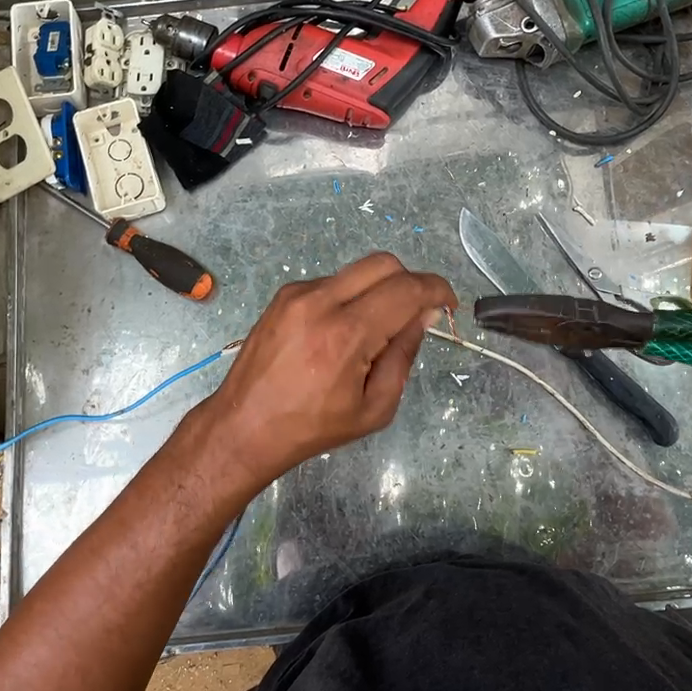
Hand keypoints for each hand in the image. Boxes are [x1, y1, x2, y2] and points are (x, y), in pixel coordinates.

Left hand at [194, 253, 456, 485]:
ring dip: (377, 291)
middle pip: (383, 263)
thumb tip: (422, 316)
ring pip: (356, 271)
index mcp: (346, 334)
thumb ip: (403, 356)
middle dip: (409, 282)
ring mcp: (297, 293)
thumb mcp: (374, 407)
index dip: (436, 290)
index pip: (406, 289)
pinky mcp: (283, 295)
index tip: (447, 304)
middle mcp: (320, 302)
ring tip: (371, 333)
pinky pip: (331, 282)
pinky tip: (338, 333)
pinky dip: (348, 298)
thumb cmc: (312, 427)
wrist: (244, 425)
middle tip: (415, 314)